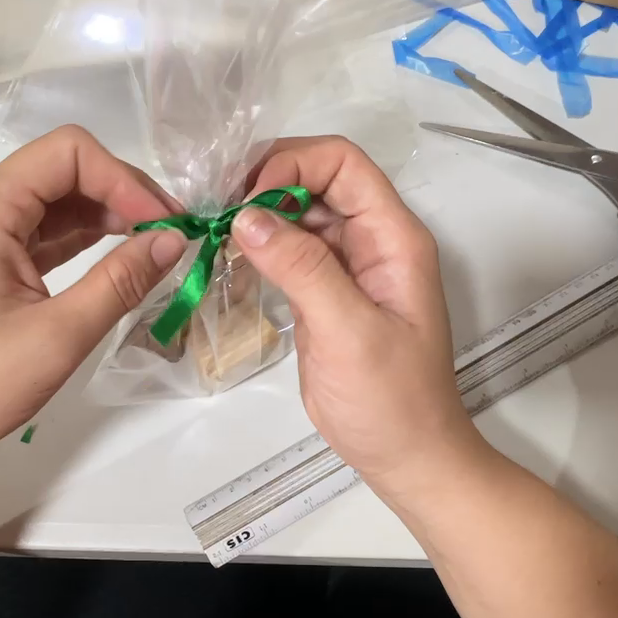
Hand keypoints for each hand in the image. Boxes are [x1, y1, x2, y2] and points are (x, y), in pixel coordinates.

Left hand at [0, 125, 186, 468]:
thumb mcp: (58, 334)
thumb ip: (120, 280)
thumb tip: (173, 240)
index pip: (68, 153)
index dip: (126, 180)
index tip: (167, 224)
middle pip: (60, 171)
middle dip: (120, 195)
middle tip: (170, 235)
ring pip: (50, 204)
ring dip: (102, 219)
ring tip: (152, 249)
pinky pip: (35, 235)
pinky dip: (76, 243)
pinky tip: (113, 261)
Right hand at [232, 137, 492, 504]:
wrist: (404, 454)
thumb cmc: (391, 398)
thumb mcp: (349, 331)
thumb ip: (301, 269)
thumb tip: (245, 217)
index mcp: (391, 237)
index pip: (343, 163)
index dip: (292, 165)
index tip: (246, 200)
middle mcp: (368, 241)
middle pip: (314, 180)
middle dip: (264, 185)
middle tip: (217, 213)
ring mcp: (343, 266)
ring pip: (295, 214)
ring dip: (255, 216)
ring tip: (214, 232)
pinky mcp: (320, 292)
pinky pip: (286, 251)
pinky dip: (256, 247)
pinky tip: (227, 259)